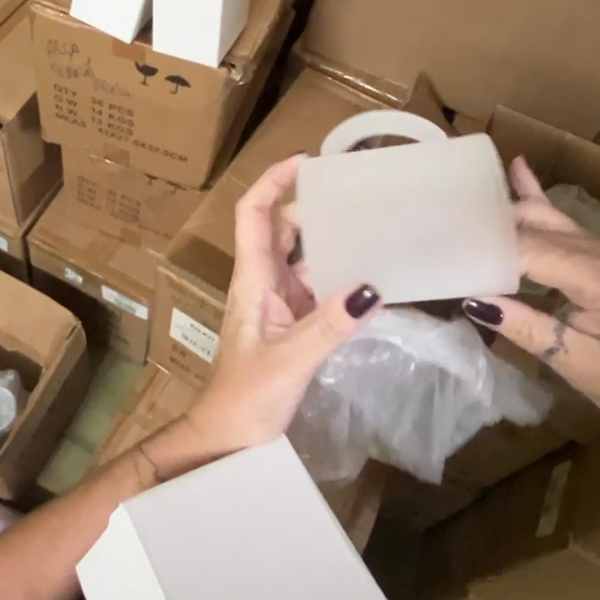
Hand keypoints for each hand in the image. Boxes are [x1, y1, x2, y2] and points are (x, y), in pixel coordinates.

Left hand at [183, 155, 378, 456]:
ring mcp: (275, 304)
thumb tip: (370, 288)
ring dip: (327, 242)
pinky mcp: (290, 325)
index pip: (252, 214)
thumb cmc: (246, 397)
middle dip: (309, 205)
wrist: (229, 437)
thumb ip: (328, 327)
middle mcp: (261, 283)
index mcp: (251, 279)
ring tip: (369, 228)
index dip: (272, 181)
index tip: (306, 161)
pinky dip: (336, 277)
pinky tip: (366, 279)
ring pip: (299, 258)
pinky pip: (313, 287)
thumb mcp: (290, 360)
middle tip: (353, 194)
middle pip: (279, 228)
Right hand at [461, 158, 599, 450]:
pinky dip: (537, 197)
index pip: (529, 252)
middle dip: (488, 230)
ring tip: (459, 208)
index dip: (486, 250)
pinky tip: (517, 168)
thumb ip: (522, 326)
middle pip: (534, 227)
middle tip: (439, 231)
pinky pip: (563, 224)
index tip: (444, 251)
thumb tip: (471, 297)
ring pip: (545, 220)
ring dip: (503, 217)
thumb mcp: (572, 363)